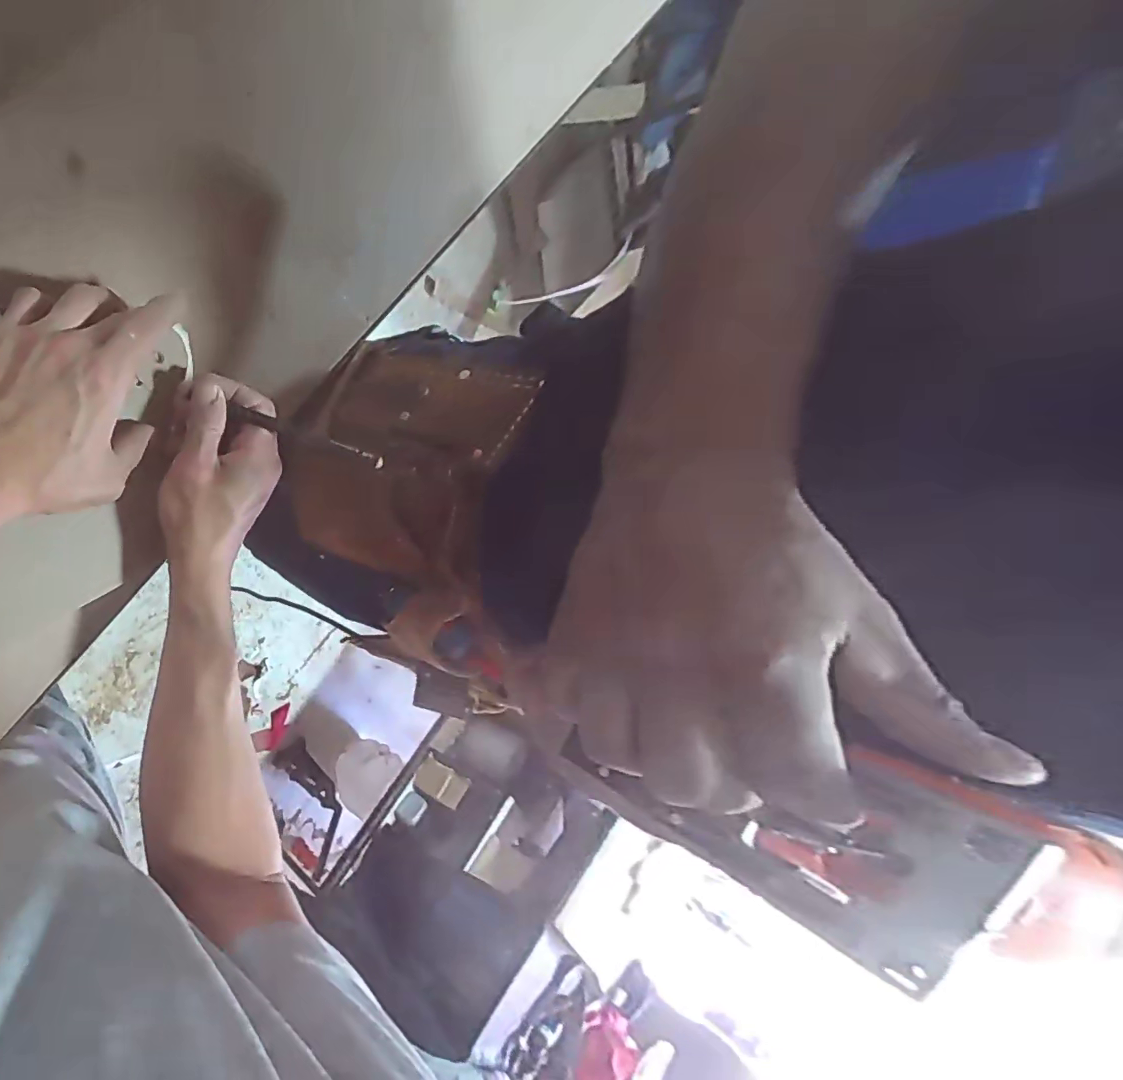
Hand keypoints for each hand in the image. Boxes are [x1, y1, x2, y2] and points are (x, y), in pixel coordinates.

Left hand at [0, 284, 180, 522]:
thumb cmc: (45, 480)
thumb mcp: (105, 480)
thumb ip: (132, 450)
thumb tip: (143, 431)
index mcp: (106, 375)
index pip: (146, 325)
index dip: (166, 309)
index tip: (175, 303)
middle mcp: (73, 343)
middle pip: (113, 307)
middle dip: (130, 313)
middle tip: (130, 328)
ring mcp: (32, 335)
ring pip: (73, 297)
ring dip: (92, 304)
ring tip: (89, 319)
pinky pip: (27, 300)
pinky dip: (44, 305)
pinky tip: (42, 321)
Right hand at [159, 376, 281, 585]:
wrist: (198, 565)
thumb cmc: (194, 516)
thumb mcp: (194, 462)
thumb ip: (205, 421)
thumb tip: (209, 386)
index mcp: (261, 453)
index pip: (256, 403)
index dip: (226, 389)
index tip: (193, 391)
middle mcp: (265, 462)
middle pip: (244, 418)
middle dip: (209, 408)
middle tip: (177, 411)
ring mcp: (254, 477)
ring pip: (232, 436)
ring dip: (202, 427)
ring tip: (173, 433)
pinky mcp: (240, 489)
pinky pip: (227, 455)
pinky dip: (205, 447)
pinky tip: (178, 453)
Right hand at [542, 455, 1044, 824]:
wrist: (682, 485)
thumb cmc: (777, 548)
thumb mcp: (861, 617)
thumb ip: (921, 702)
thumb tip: (1011, 771)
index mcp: (764, 670)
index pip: (796, 784)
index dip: (822, 804)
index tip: (828, 794)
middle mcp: (679, 677)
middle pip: (695, 786)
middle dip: (732, 790)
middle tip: (747, 764)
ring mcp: (612, 661)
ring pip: (621, 757)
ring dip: (656, 760)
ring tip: (677, 738)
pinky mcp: (568, 643)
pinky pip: (564, 712)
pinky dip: (590, 722)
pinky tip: (618, 707)